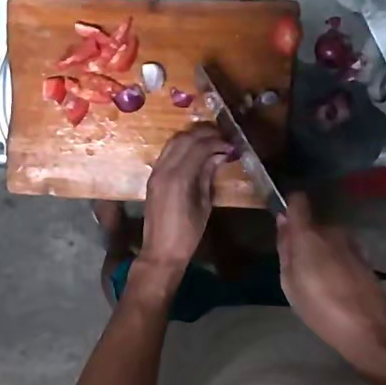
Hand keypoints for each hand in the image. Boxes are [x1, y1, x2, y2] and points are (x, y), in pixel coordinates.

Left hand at [137, 126, 232, 280]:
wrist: (161, 251)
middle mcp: (164, 169)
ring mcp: (156, 172)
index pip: (199, 147)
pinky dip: (183, 147)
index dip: (217, 141)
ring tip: (212, 141)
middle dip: (205, 133)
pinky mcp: (153, 177)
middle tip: (224, 137)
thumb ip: (208, 175)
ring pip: (174, 142)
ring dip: (193, 137)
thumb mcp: (204, 204)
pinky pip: (168, 152)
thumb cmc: (188, 233)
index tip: (232, 145)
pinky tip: (197, 152)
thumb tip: (219, 155)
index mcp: (179, 178)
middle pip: (184, 138)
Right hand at [276, 193, 385, 351]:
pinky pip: (341, 252)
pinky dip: (335, 263)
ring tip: (317, 283)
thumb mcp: (290, 282)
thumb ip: (285, 248)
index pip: (298, 200)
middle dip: (304, 240)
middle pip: (313, 225)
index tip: (283, 226)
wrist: (368, 329)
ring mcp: (352, 243)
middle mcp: (332, 231)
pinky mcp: (365, 258)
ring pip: (328, 240)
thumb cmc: (320, 307)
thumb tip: (283, 222)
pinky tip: (335, 288)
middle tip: (297, 269)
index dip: (289, 208)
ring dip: (321, 253)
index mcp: (309, 233)